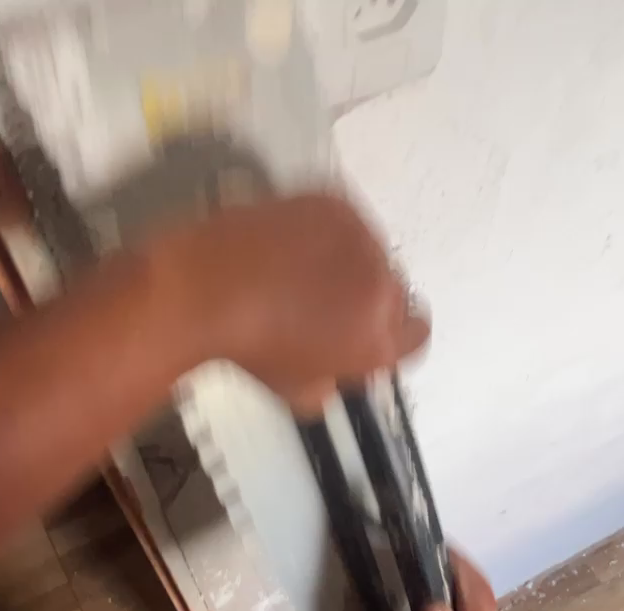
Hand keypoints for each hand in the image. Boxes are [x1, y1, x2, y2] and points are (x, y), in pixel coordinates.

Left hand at [154, 193, 429, 411]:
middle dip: (367, 302)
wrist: (206, 289)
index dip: (393, 338)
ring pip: (372, 255)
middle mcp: (381, 287)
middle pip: (395, 295)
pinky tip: (294, 249)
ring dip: (350, 265)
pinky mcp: (335, 204)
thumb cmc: (246, 344)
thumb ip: (335, 383)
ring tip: (304, 276)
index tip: (371, 336)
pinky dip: (329, 234)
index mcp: (379, 339)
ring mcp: (360, 240)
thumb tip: (335, 375)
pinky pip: (348, 222)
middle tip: (328, 308)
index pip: (417, 337)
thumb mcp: (296, 393)